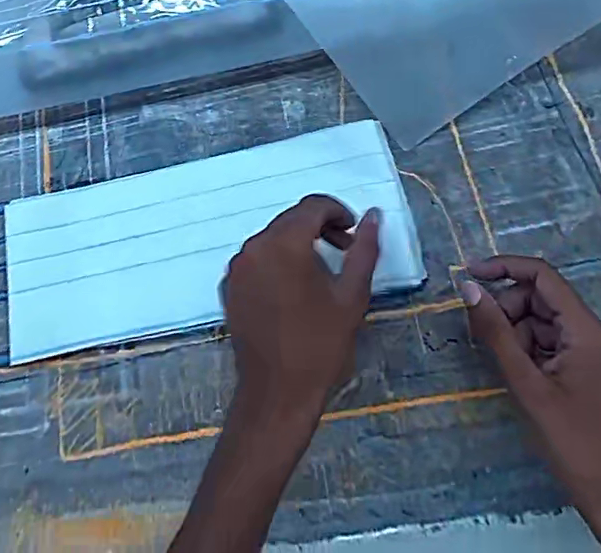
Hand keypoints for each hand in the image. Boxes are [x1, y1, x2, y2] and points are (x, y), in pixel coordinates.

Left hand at [169, 196, 382, 552]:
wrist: (277, 393)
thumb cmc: (320, 346)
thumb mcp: (351, 296)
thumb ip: (363, 249)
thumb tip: (372, 215)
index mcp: (284, 243)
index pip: (312, 206)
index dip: (337, 212)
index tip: (352, 231)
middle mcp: (255, 246)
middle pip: (290, 220)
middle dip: (319, 228)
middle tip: (343, 251)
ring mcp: (237, 265)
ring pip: (272, 238)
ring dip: (298, 244)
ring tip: (320, 275)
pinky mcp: (228, 284)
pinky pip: (256, 259)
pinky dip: (276, 262)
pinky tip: (293, 290)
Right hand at [460, 256, 600, 552]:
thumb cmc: (575, 445)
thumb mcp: (527, 385)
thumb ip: (496, 332)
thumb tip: (469, 287)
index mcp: (592, 333)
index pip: (544, 277)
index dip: (503, 267)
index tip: (468, 274)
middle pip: (542, 299)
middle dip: (509, 311)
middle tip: (484, 337)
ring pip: (546, 322)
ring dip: (519, 334)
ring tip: (509, 367)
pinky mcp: (598, 371)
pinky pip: (556, 342)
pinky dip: (533, 350)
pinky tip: (524, 376)